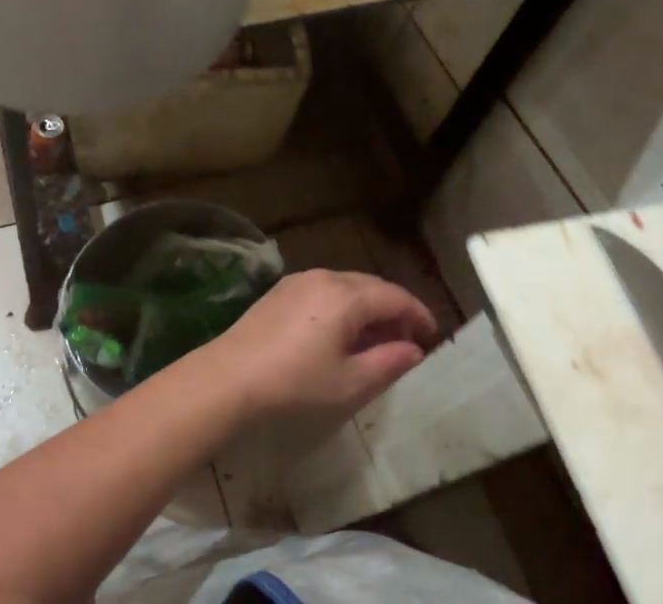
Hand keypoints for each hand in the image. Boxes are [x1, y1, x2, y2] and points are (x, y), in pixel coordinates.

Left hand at [195, 270, 437, 422]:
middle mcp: (324, 277)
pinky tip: (341, 334)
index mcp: (347, 296)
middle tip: (407, 340)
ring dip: (367, 307)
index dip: (418, 314)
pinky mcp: (279, 291)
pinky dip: (343, 306)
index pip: (395, 297)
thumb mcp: (351, 382)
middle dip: (394, 310)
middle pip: (371, 286)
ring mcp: (298, 281)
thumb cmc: (296, 383)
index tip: (432, 335)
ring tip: (376, 340)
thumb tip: (413, 350)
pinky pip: (324, 290)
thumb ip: (389, 362)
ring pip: (346, 286)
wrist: (230, 377)